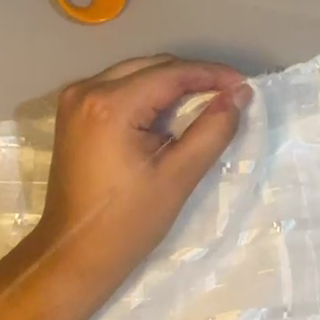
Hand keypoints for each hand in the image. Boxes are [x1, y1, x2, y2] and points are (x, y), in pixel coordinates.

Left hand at [38, 55, 249, 268]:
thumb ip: (212, 130)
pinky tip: (170, 116)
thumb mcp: (178, 177)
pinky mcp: (73, 114)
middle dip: (193, 78)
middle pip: (152, 67)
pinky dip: (148, 96)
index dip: (212, 75)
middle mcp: (86, 90)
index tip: (245, 87)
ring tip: (206, 105)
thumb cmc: (127, 222)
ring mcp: (74, 100)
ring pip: (135, 74)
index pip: (171, 73)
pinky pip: (119, 89)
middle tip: (230, 97)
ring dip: (171, 85)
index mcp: (110, 104)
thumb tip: (239, 95)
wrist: (74, 253)